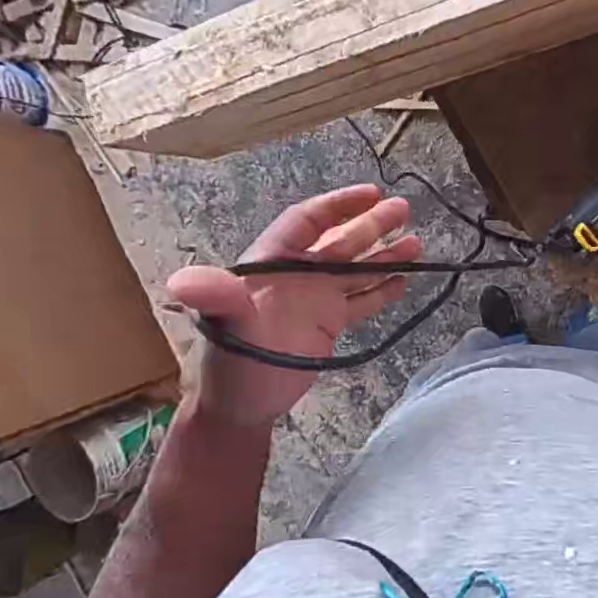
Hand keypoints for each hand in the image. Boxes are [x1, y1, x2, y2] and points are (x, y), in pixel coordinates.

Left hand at [168, 185, 421, 426]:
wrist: (243, 404)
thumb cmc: (232, 362)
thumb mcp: (225, 326)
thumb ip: (215, 298)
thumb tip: (182, 280)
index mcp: (272, 262)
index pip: (308, 221)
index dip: (338, 205)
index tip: (370, 193)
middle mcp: (297, 274)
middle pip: (339, 241)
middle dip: (370, 225)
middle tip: (403, 209)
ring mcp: (315, 299)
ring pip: (355, 269)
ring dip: (383, 256)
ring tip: (416, 243)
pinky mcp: (328, 324)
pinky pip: (360, 301)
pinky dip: (380, 290)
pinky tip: (403, 281)